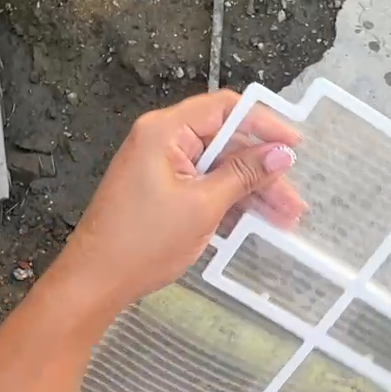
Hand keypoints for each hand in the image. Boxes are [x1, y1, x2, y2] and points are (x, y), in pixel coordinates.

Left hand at [45, 90, 305, 314]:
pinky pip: (206, 185)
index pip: (225, 109)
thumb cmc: (144, 241)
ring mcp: (163, 166)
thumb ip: (244, 175)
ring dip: (253, 190)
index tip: (295, 145)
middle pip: (226, 142)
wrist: (95, 282)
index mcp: (166, 131)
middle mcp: (164, 140)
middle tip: (294, 199)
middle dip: (263, 170)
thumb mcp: (203, 206)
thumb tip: (282, 153)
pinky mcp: (164, 190)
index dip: (264, 123)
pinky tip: (260, 221)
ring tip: (287, 217)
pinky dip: (232, 201)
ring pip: (220, 168)